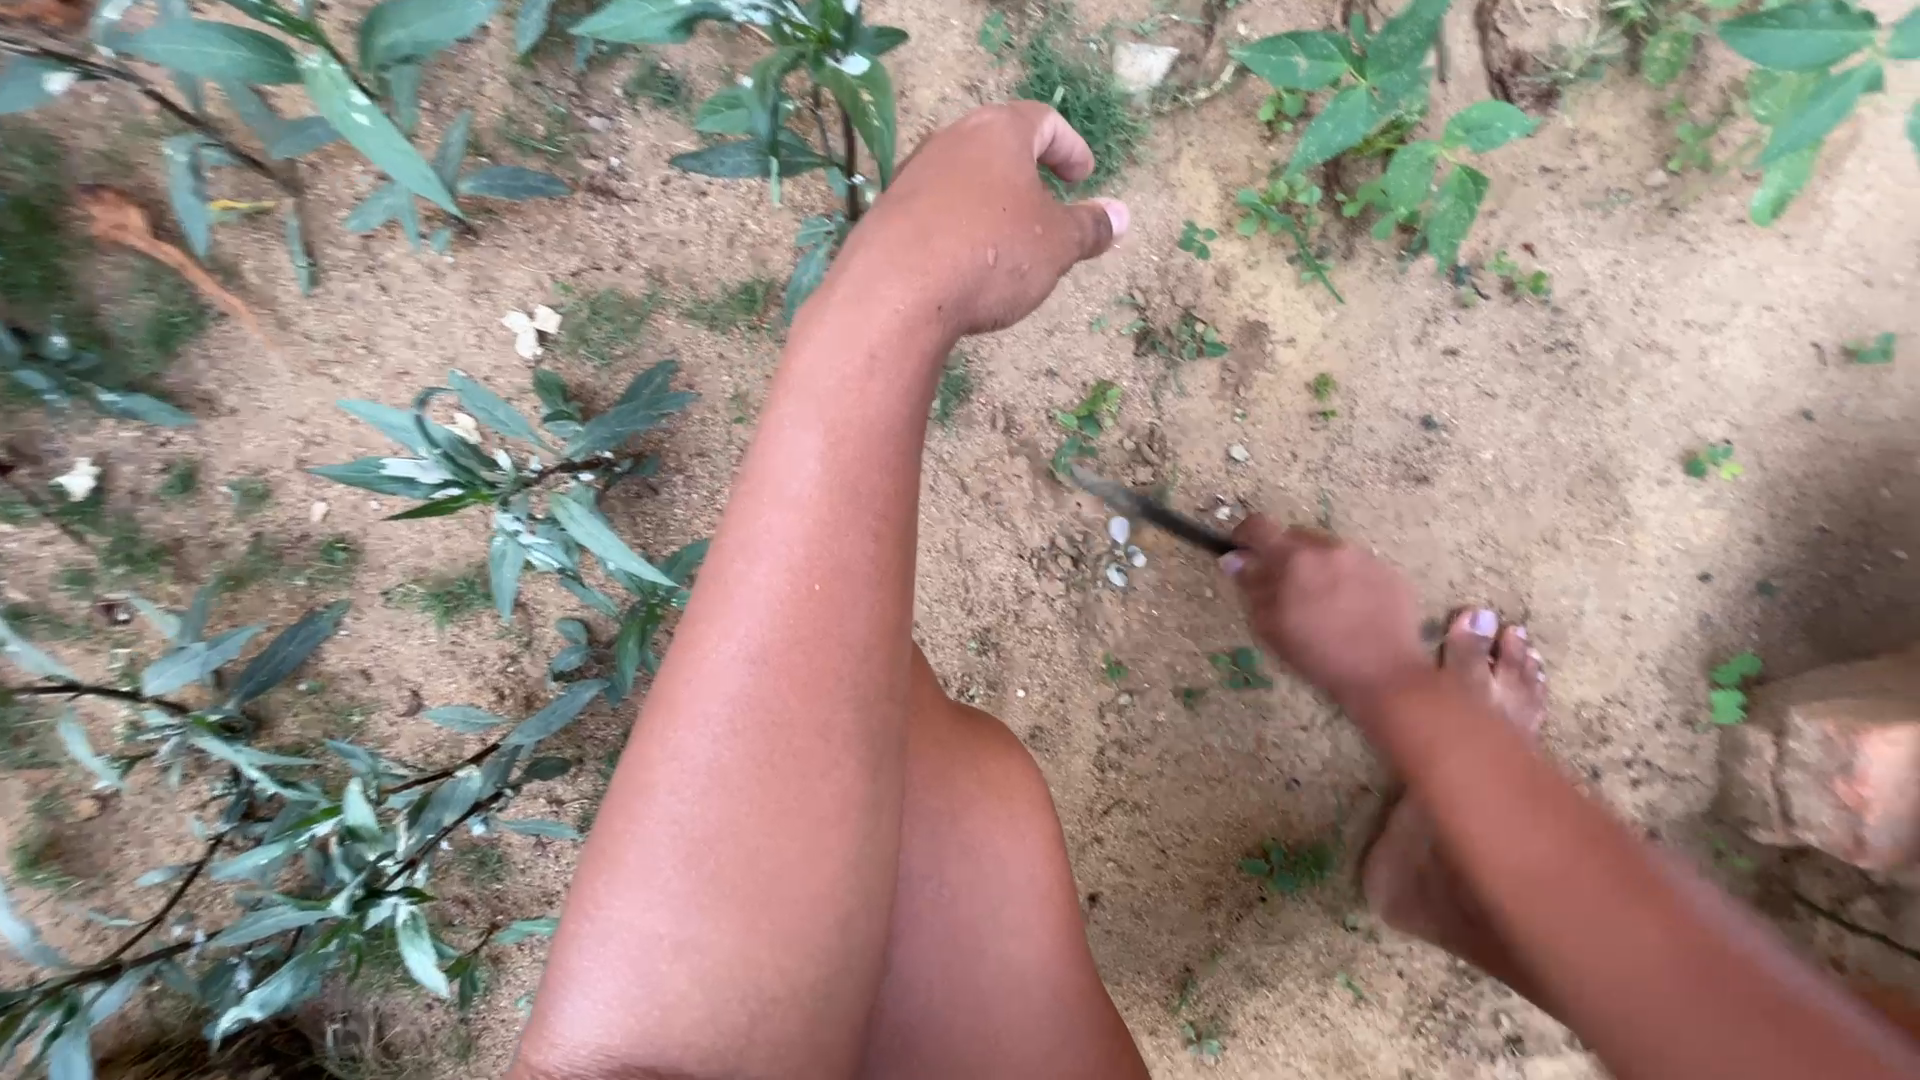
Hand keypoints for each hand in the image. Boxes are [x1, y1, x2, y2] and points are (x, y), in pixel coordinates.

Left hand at [821, 102, 1128, 340]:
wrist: (895, 293)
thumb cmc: (992, 255)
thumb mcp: (1056, 245)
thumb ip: (1089, 228)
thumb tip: (1121, 216)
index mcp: (998, 133)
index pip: (1043, 122)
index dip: (1069, 148)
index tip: (1083, 175)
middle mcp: (950, 142)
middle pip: (995, 147)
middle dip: (1024, 173)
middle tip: (1044, 202)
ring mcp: (912, 178)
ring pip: (960, 181)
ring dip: (987, 205)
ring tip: (1004, 241)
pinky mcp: (886, 218)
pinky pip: (933, 216)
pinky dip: (955, 231)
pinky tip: (961, 266)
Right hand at [1223, 516, 1432, 716]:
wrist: (1384, 675)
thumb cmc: (1317, 655)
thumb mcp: (1270, 626)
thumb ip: (1250, 587)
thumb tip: (1234, 561)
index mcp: (1294, 559)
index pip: (1259, 527)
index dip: (1245, 536)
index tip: (1243, 554)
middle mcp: (1329, 548)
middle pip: (1295, 537)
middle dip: (1283, 557)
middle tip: (1284, 589)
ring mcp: (1364, 558)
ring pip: (1327, 551)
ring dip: (1316, 568)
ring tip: (1321, 604)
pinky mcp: (1389, 573)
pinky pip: (1356, 566)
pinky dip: (1345, 580)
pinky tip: (1349, 611)